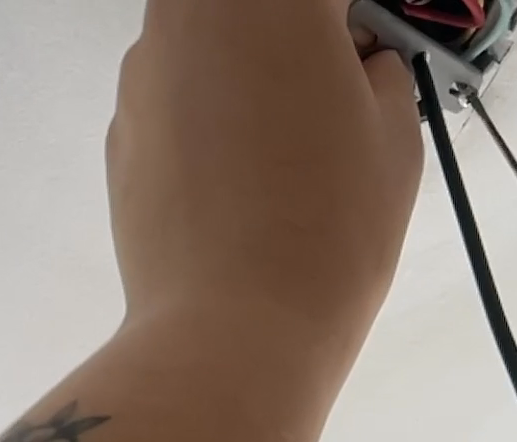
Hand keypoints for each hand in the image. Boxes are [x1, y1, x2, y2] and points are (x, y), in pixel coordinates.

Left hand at [110, 0, 424, 356]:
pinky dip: (210, 133)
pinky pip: (178, 110)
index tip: (366, 66)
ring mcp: (142, 73)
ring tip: (283, 178)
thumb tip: (364, 66)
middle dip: (299, 49)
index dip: (354, 27)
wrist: (239, 333)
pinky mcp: (120, 135)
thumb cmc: (332, 235)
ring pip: (212, 54)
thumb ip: (386, 77)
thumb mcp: (396, 145)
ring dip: (252, 89)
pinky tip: (238, 202)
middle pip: (256, 13)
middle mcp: (190, 10)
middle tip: (329, 116)